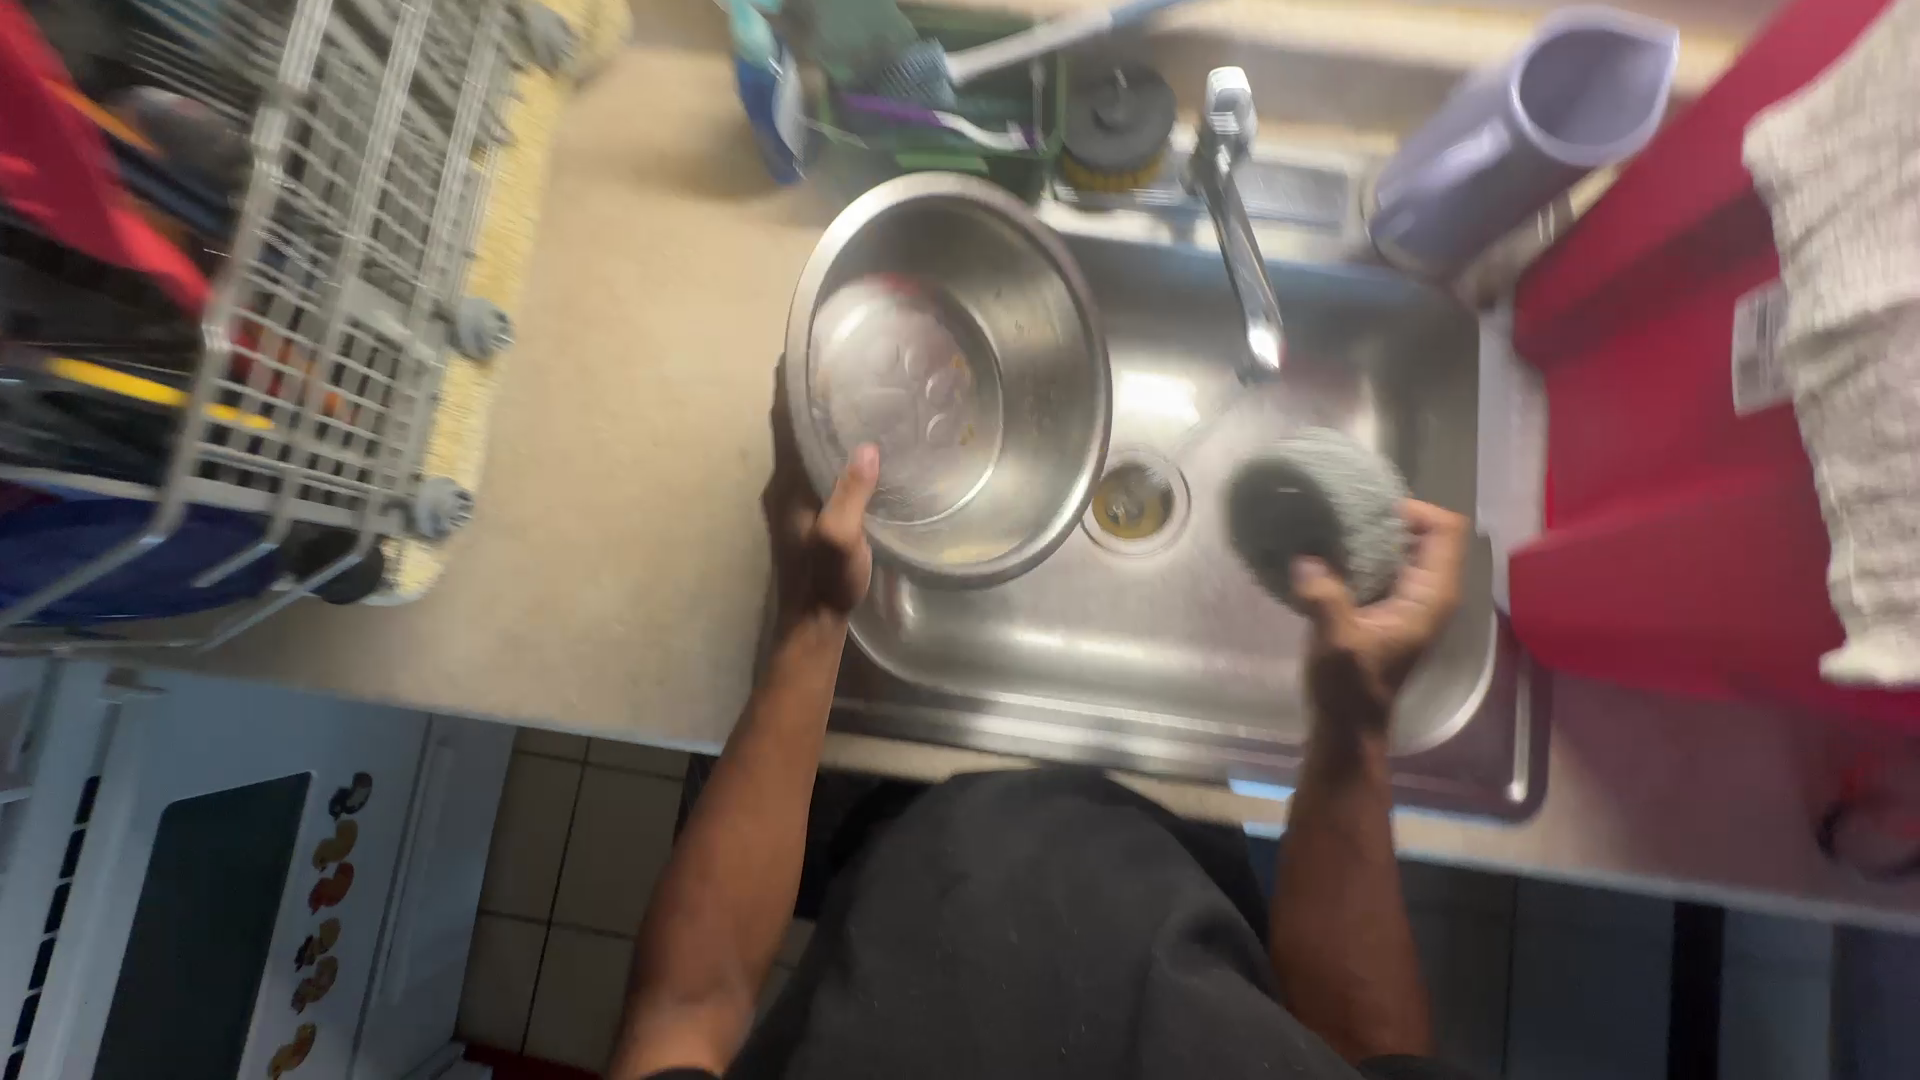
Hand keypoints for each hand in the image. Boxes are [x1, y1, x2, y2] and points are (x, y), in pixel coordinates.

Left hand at [764, 363, 879, 630]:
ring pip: (800, 446)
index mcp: (787, 485)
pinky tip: (846, 441)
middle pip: (788, 429)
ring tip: (842, 391)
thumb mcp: (842, 537)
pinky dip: (822, 442)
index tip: (801, 352)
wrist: (813, 622)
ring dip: (813, 418)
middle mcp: (782, 486)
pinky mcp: (805, 512)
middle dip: (803, 395)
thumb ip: (851, 494)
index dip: (788, 388)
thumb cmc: (826, 580)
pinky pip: (811, 463)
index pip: (783, 423)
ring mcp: (791, 500)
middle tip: (833, 363)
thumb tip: (866, 446)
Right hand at [1291, 500, 1467, 735]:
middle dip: (1382, 517)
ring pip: (1396, 547)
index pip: (1445, 530)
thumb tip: (1305, 560)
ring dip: (1365, 535)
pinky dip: (1353, 553)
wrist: (1346, 724)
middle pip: (1420, 532)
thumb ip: (1325, 599)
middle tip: (1338, 512)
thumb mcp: (1338, 643)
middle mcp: (1425, 591)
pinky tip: (1320, 554)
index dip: (1412, 510)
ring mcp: (1404, 599)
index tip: (1365, 511)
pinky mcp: (1381, 606)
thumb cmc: (1351, 688)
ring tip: (1325, 527)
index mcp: (1430, 596)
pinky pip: (1375, 564)